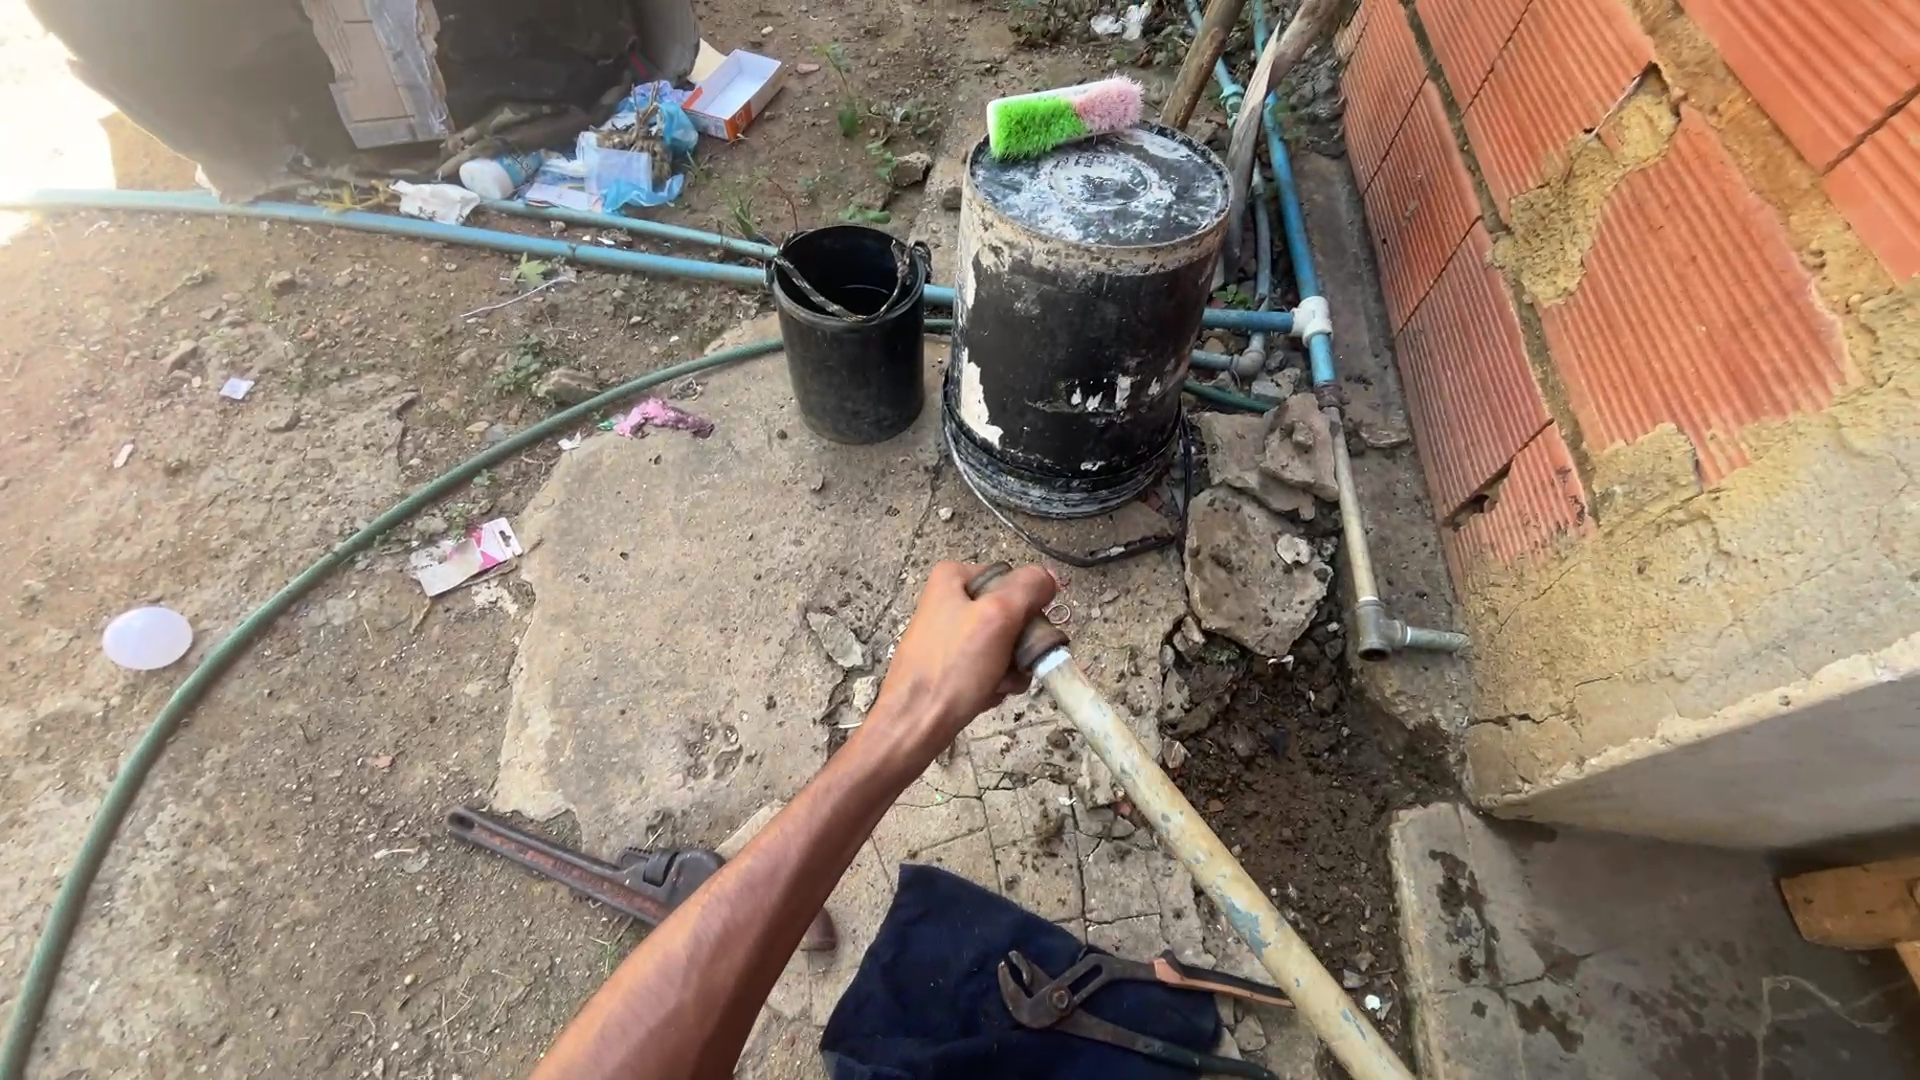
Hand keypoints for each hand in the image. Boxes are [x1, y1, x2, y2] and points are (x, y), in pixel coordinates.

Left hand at [869, 561, 1057, 754]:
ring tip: (995, 683)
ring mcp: (950, 633)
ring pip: (1005, 644)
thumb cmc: (951, 669)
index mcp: (954, 577)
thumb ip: (1028, 588)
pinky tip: (985, 692)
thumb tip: (1050, 576)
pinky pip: (991, 665)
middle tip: (1011, 664)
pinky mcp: (952, 662)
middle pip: (1012, 614)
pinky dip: (995, 681)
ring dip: (1010, 667)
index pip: (1015, 581)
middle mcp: (949, 600)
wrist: (916, 723)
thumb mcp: (997, 617)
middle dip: (1019, 645)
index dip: (1027, 609)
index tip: (1025, 633)